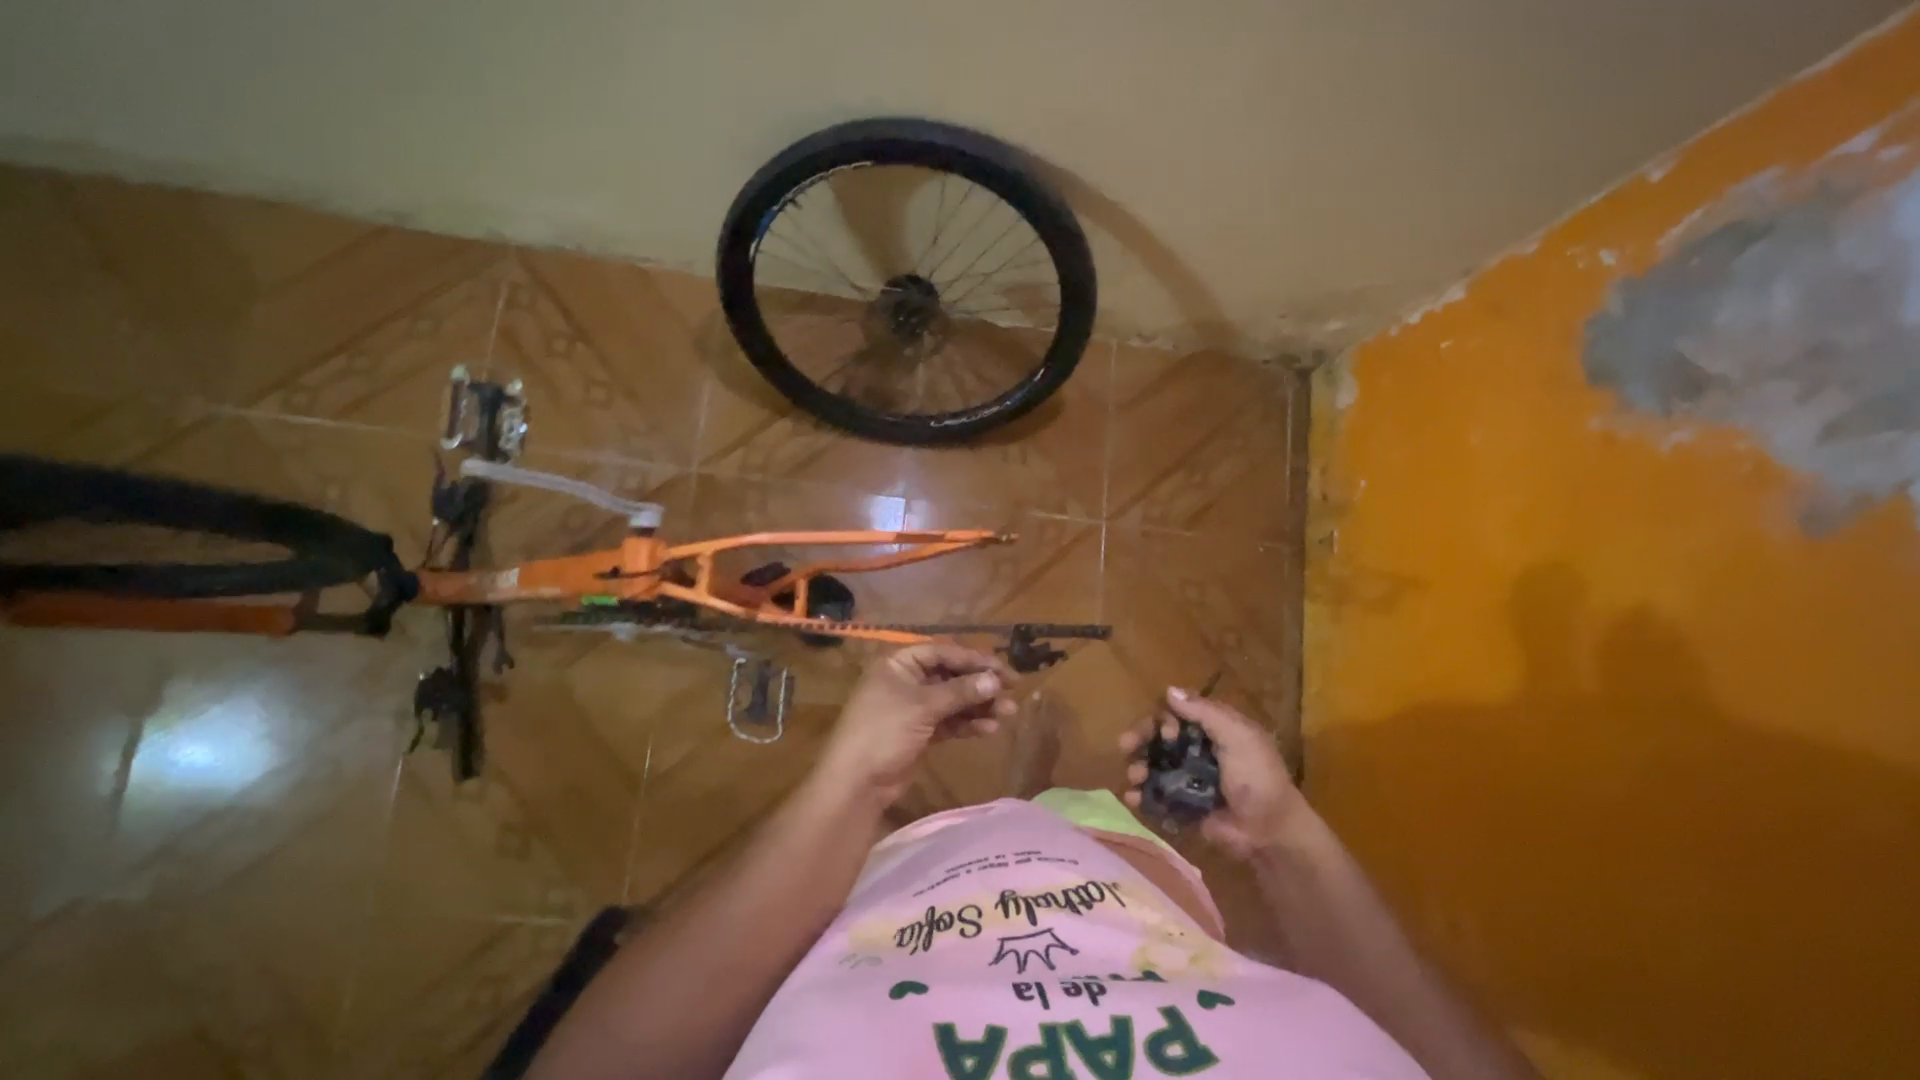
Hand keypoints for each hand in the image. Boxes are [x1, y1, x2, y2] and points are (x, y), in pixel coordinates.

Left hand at [816, 644, 1016, 801]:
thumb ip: (960, 692)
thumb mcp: (923, 707)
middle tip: (1013, 690)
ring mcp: (913, 708)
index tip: (1003, 669)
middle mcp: (906, 681)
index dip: (974, 659)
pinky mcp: (920, 732)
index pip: (943, 652)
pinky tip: (989, 729)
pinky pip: (949, 721)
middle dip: (980, 684)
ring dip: (979, 705)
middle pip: (951, 675)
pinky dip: (968, 723)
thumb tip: (995, 680)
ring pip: (953, 700)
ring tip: (1009, 713)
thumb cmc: (883, 732)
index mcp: (899, 664)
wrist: (856, 782)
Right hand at [1119, 688, 1311, 858]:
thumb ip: (1205, 712)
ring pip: (1152, 766)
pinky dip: (1140, 796)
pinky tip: (1132, 798)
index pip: (1177, 715)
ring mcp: (1187, 780)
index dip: (1164, 720)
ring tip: (1135, 777)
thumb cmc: (1257, 777)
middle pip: (1158, 739)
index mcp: (1212, 731)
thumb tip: (1169, 690)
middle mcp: (1196, 752)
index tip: (1166, 732)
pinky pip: (1154, 797)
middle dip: (1139, 739)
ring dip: (1137, 766)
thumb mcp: (1238, 736)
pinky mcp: (1181, 807)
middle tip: (1126, 745)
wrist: (1269, 830)